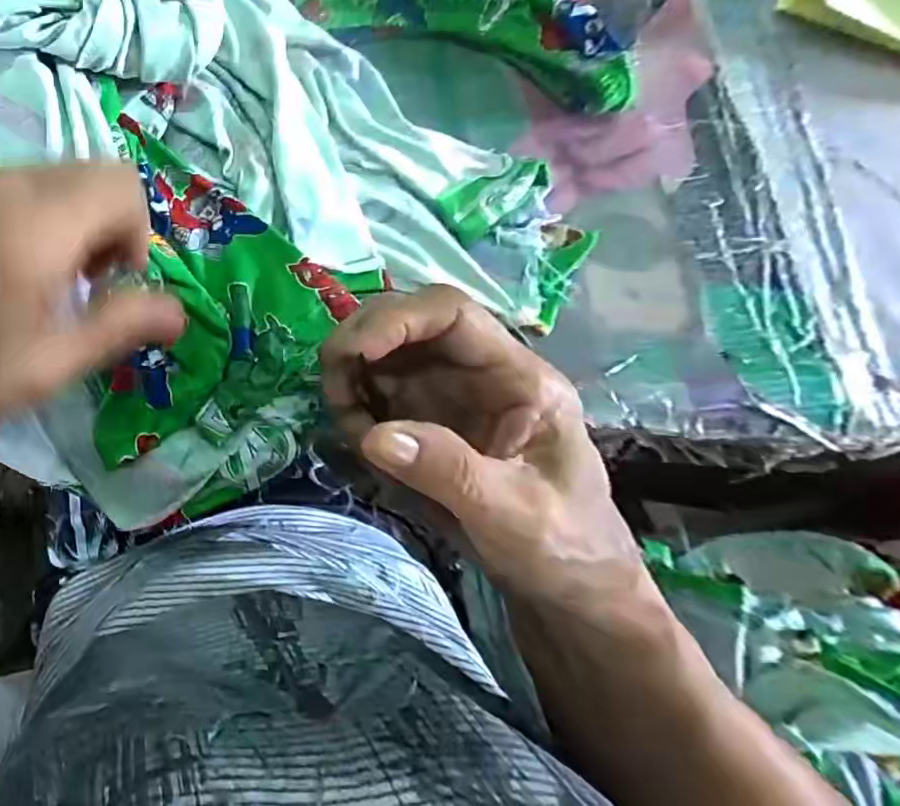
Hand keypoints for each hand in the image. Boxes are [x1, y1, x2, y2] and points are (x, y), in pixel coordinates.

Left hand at [0, 164, 184, 533]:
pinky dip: (14, 214)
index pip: (118, 181)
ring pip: (37, 176)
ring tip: (29, 278)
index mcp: (30, 228)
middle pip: (80, 172)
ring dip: (57, 216)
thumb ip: (120, 324)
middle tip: (74, 285)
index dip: (133, 230)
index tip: (109, 283)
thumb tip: (179, 311)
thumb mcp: (47, 367)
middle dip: (98, 221)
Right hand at [319, 285, 654, 619]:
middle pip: (399, 320)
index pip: (449, 313)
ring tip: (352, 428)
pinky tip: (360, 440)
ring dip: (346, 377)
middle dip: (357, 345)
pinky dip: (347, 403)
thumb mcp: (516, 516)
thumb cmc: (562, 547)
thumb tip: (377, 438)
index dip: (395, 319)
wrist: (564, 586)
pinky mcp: (413, 411)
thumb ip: (449, 472)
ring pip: (373, 350)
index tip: (354, 353)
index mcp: (515, 377)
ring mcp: (439, 388)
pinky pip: (364, 385)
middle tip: (335, 389)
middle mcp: (472, 369)